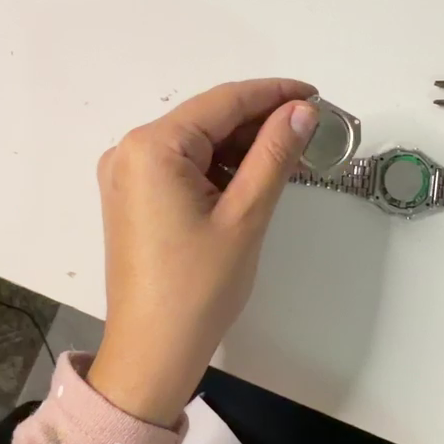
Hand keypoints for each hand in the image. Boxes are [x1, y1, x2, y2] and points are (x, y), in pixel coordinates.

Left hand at [88, 79, 318, 426]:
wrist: (154, 350)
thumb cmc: (199, 288)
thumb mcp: (245, 216)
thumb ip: (275, 155)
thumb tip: (302, 111)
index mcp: (151, 147)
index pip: (223, 103)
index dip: (273, 94)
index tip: (316, 95)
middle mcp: (129, 151)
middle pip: (207, 121)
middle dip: (259, 123)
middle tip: (311, 132)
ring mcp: (127, 177)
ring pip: (197, 146)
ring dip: (242, 148)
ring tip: (290, 158)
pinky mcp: (133, 200)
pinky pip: (182, 169)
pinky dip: (219, 170)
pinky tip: (253, 179)